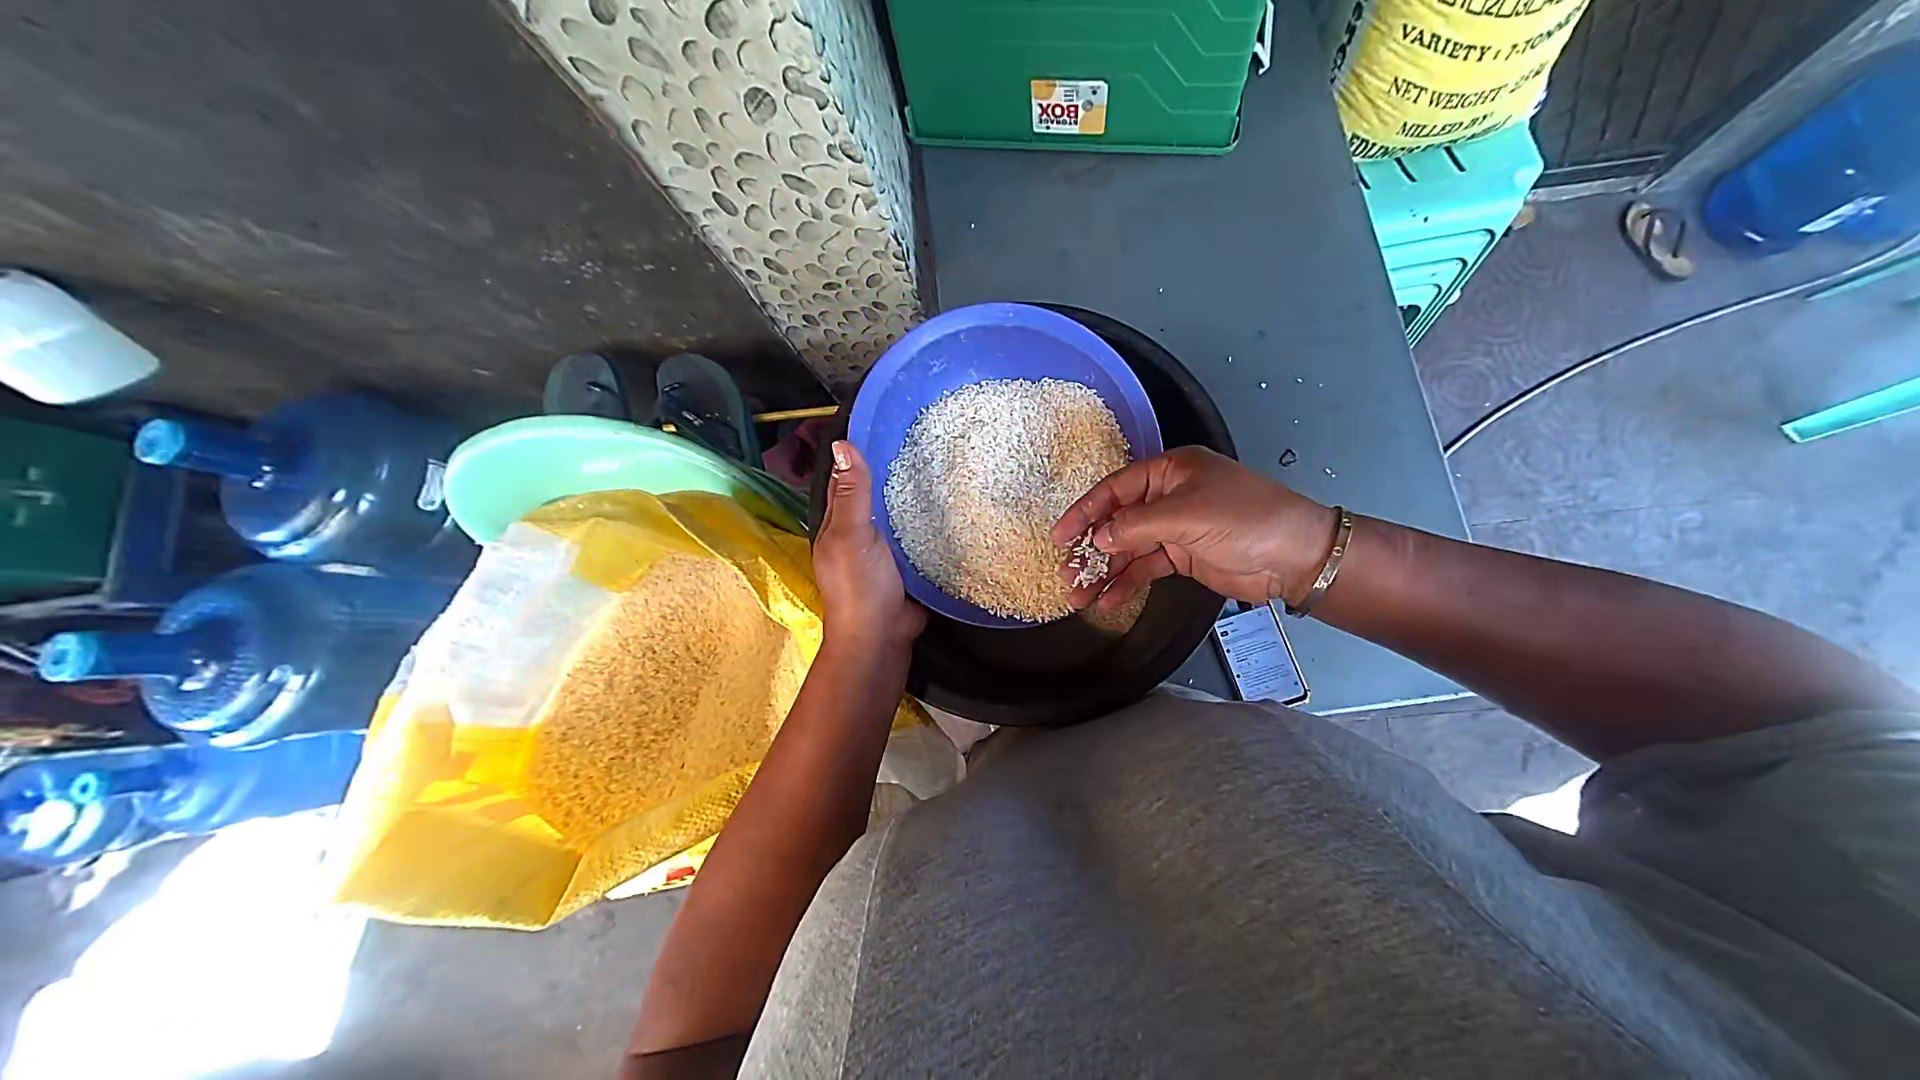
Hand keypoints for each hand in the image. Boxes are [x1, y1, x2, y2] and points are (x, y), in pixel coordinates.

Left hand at [814, 440, 925, 648]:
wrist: (883, 636)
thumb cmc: (860, 586)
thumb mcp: (852, 534)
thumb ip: (852, 493)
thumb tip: (842, 444)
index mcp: (839, 520)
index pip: (845, 476)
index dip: (859, 450)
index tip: (884, 421)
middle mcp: (861, 529)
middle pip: (876, 491)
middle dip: (894, 467)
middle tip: (923, 435)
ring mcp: (886, 547)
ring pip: (900, 511)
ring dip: (916, 491)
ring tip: (944, 458)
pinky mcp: (910, 561)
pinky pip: (920, 532)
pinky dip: (932, 518)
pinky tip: (953, 501)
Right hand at [1052, 446, 1338, 610]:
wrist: (1297, 556)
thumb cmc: (1246, 519)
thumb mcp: (1185, 515)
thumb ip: (1135, 526)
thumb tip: (1097, 539)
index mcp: (1171, 471)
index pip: (1115, 488)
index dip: (1084, 511)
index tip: (1060, 535)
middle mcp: (1169, 496)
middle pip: (1118, 521)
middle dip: (1091, 548)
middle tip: (1067, 572)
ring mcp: (1176, 528)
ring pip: (1129, 549)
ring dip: (1105, 571)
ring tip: (1079, 594)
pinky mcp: (1184, 556)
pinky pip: (1147, 568)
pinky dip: (1128, 582)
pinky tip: (1108, 599)